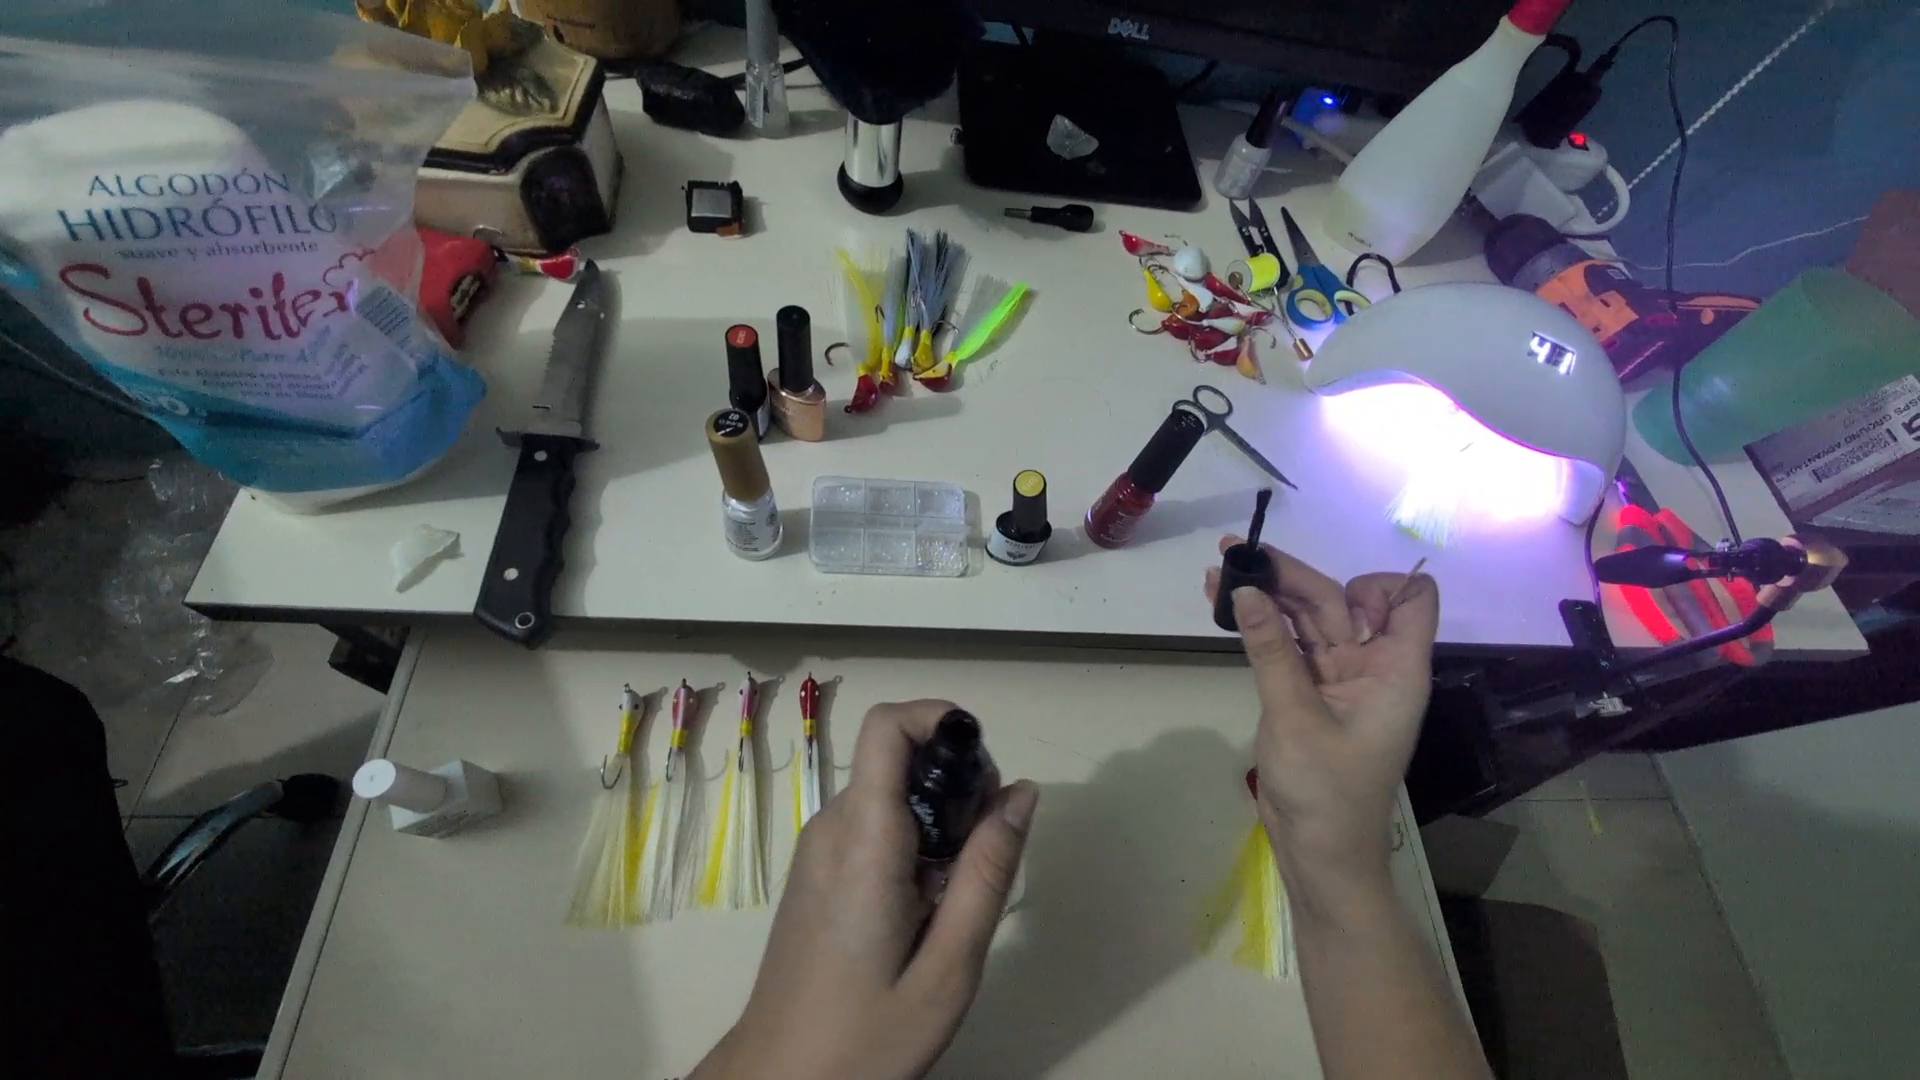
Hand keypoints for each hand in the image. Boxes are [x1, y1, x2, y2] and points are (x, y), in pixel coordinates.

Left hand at [691, 700, 1040, 1079]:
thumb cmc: (865, 1036)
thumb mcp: (949, 965)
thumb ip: (988, 871)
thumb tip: (1023, 791)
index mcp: (863, 836)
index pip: (886, 726)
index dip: (937, 718)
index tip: (983, 761)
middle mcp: (833, 824)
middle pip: (897, 756)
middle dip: (954, 779)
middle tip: (987, 845)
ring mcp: (819, 844)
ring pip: (889, 790)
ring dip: (937, 813)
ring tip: (960, 885)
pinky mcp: (817, 866)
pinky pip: (874, 820)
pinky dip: (913, 835)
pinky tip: (928, 899)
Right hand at [1204, 537, 1437, 910]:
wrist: (1319, 853)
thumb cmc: (1326, 791)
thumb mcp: (1295, 715)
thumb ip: (1270, 649)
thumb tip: (1244, 590)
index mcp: (1394, 668)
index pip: (1413, 600)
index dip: (1378, 582)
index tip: (1327, 589)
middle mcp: (1370, 664)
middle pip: (1338, 601)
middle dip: (1291, 576)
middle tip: (1237, 554)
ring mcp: (1336, 676)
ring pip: (1306, 618)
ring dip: (1267, 594)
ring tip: (1220, 569)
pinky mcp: (1307, 690)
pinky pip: (1286, 644)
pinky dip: (1259, 624)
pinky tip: (1225, 603)